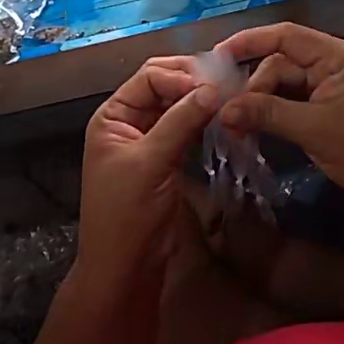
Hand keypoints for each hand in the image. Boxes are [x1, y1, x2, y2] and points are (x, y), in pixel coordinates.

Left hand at [77, 57, 217, 286]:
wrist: (125, 266)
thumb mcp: (150, 163)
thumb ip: (179, 123)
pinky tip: (224, 119)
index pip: (149, 78)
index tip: (214, 86)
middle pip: (163, 87)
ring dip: (201, 102)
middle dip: (192, 83)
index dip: (181, 77)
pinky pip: (186, 129)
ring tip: (232, 98)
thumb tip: (212, 88)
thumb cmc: (127, 213)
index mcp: (112, 116)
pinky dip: (203, 122)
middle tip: (227, 86)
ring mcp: (149, 140)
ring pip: (177, 108)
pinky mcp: (167, 159)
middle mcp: (128, 122)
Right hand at [216, 23, 343, 207]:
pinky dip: (277, 108)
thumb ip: (266, 113)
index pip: (288, 36)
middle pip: (283, 61)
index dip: (249, 42)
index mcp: (342, 57)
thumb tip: (223, 110)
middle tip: (229, 113)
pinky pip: (297, 96)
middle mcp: (340, 61)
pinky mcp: (335, 100)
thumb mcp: (313, 131)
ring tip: (240, 124)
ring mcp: (338, 81)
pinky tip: (257, 123)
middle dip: (254, 85)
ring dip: (263, 100)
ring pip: (287, 81)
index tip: (218, 56)